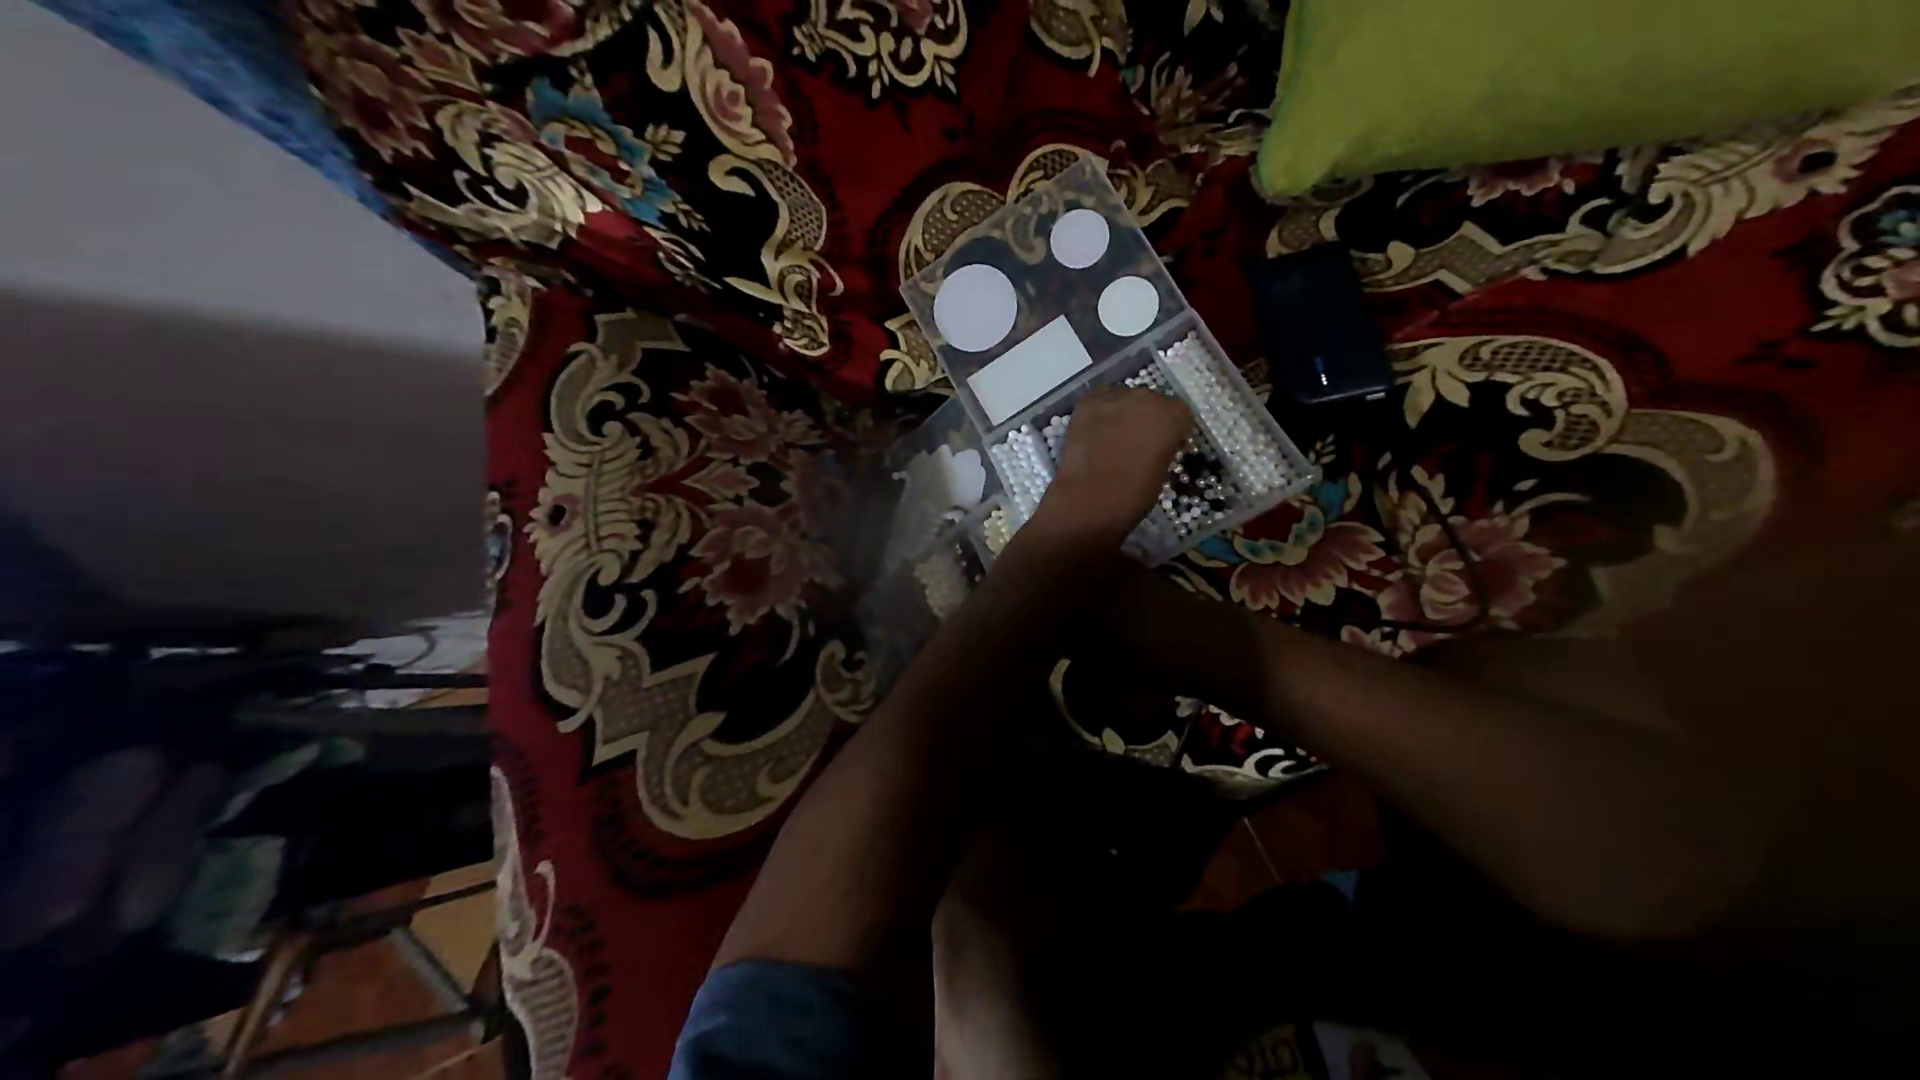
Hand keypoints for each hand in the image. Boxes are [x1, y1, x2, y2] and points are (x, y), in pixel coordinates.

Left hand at [1030, 388, 1192, 545]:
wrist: (1091, 497)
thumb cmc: (1133, 493)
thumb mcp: (1162, 471)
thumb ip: (1162, 449)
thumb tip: (1153, 447)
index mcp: (1172, 416)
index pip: (1179, 414)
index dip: (1172, 430)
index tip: (1165, 445)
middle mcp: (1146, 398)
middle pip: (1151, 401)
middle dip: (1146, 419)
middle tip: (1136, 441)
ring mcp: (1114, 398)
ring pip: (1124, 398)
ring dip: (1123, 413)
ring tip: (1112, 436)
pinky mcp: (1087, 403)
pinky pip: (1099, 401)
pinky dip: (1100, 412)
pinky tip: (1095, 431)